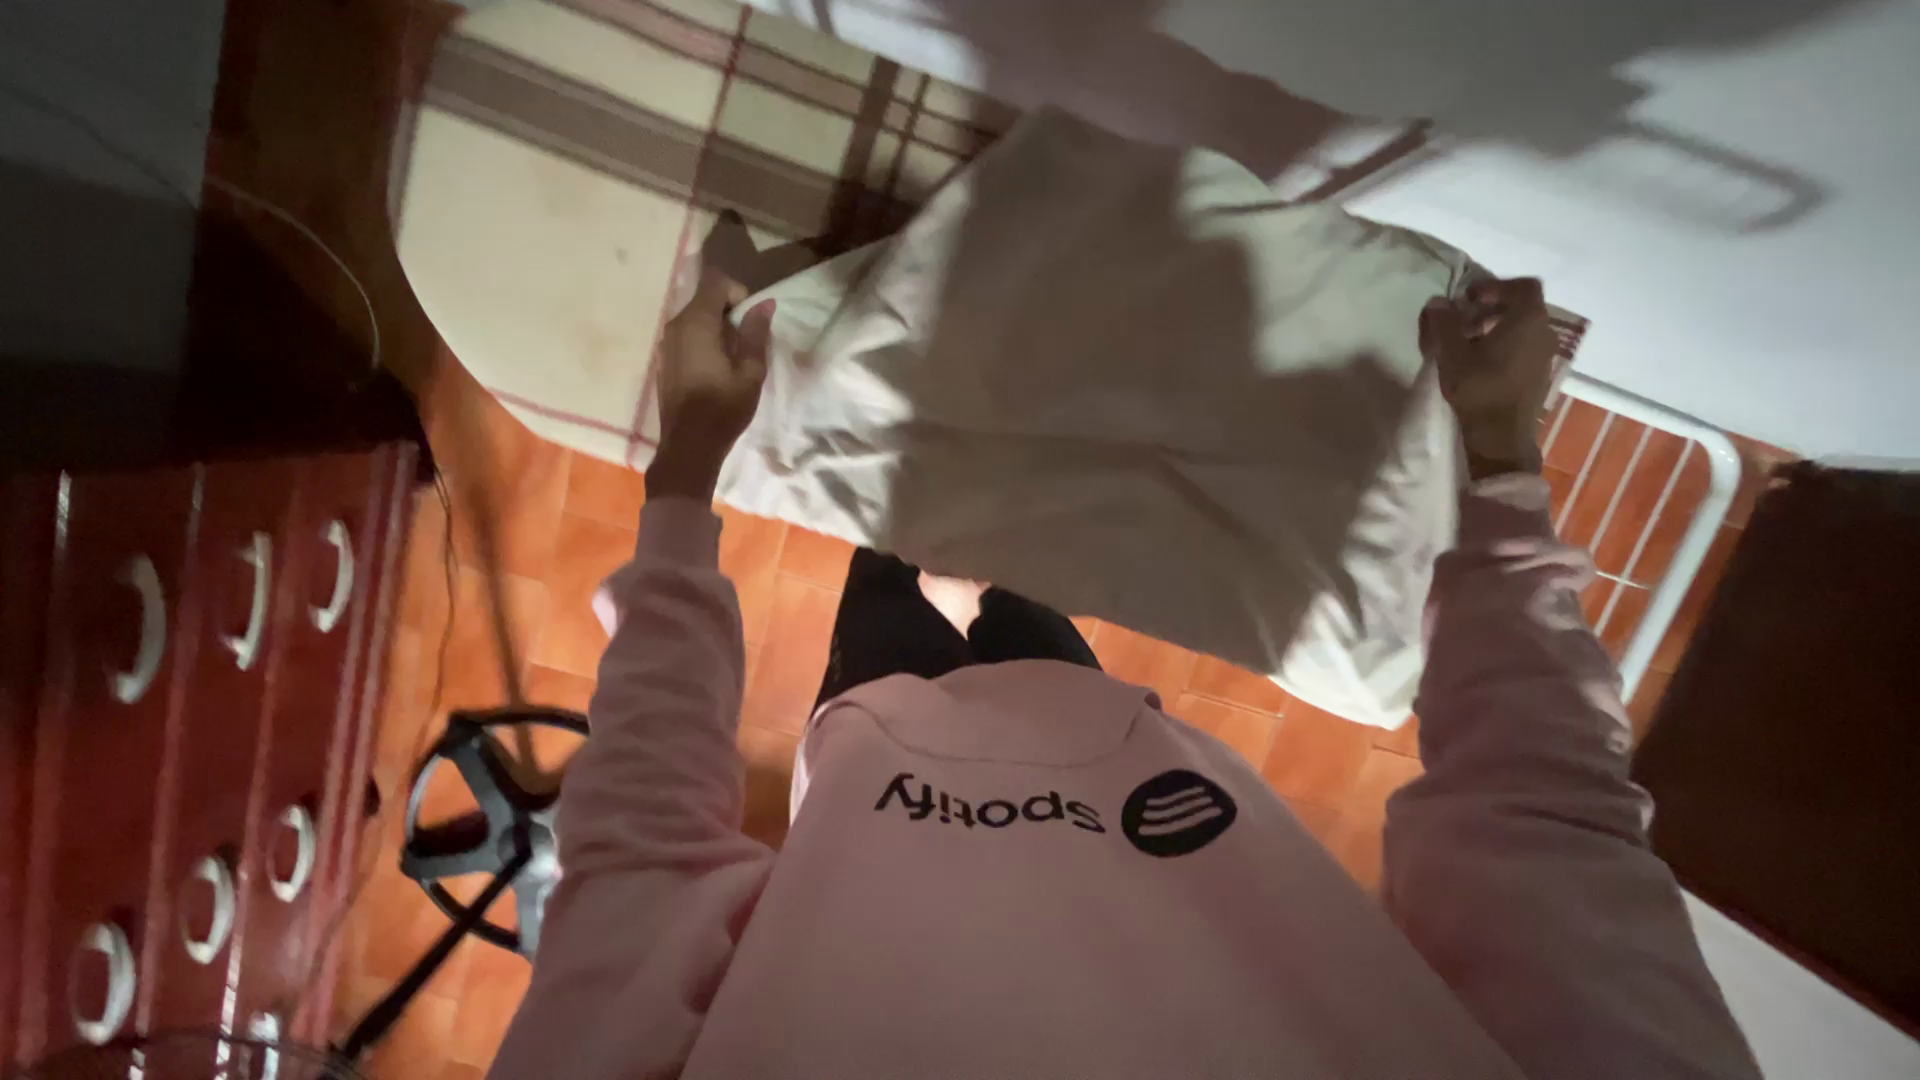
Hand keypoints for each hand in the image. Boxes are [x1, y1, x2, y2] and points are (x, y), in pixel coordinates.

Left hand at [647, 268, 775, 500]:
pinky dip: (704, 343)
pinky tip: (715, 372)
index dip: (739, 293)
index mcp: (696, 323)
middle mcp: (675, 325)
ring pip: (696, 318)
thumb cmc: (724, 409)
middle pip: (705, 299)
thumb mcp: (751, 372)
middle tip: (747, 345)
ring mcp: (666, 343)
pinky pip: (687, 337)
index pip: (716, 282)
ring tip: (733, 361)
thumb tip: (765, 304)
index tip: (751, 322)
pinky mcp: (665, 360)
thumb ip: (756, 333)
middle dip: (729, 313)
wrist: (689, 445)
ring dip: (717, 329)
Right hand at [1421, 276, 1557, 480]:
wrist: (1502, 433)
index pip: (1521, 286)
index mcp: (1527, 320)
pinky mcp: (1539, 371)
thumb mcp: (1452, 354)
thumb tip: (1438, 302)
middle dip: (1493, 307)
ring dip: (1498, 326)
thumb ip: (1444, 325)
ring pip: (1524, 326)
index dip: (1494, 286)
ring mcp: (1545, 352)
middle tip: (1463, 320)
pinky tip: (1482, 361)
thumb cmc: (1479, 388)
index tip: (1468, 298)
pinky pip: (1525, 344)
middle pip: (1523, 306)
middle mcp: (1544, 330)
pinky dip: (1505, 342)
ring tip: (1469, 342)